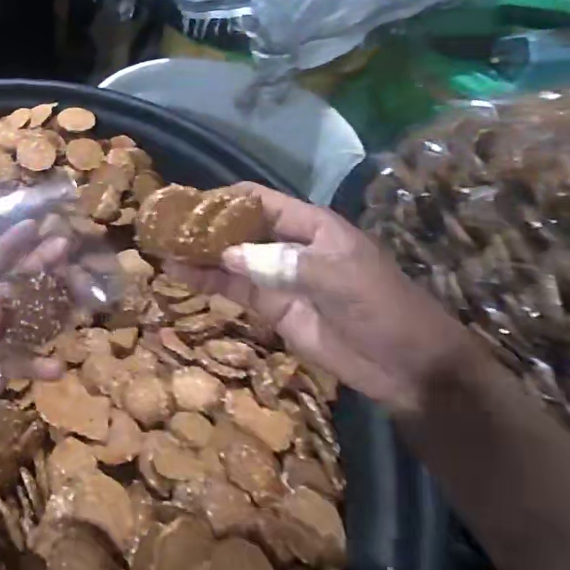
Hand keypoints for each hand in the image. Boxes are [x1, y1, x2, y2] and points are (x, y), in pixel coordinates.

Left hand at [0, 221, 66, 461]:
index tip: (32, 226)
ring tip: (79, 296)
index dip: (7, 248)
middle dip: (35, 268)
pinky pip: (22, 362)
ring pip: (22, 322)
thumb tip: (0, 303)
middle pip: (9, 289)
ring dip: (47, 311)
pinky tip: (57, 368)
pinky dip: (38, 364)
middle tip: (65, 247)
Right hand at [167, 184, 477, 416]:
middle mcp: (286, 244)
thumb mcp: (340, 279)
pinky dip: (204, 280)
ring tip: (159, 248)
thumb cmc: (384, 310)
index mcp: (309, 226)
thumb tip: (226, 254)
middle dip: (200, 225)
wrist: (411, 369)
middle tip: (161, 226)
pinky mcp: (270, 306)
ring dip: (196, 252)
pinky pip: (231, 287)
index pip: (256, 200)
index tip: (185, 204)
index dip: (222, 199)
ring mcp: (275, 276)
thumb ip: (282, 263)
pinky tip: (177, 274)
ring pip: (227, 257)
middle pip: (235, 226)